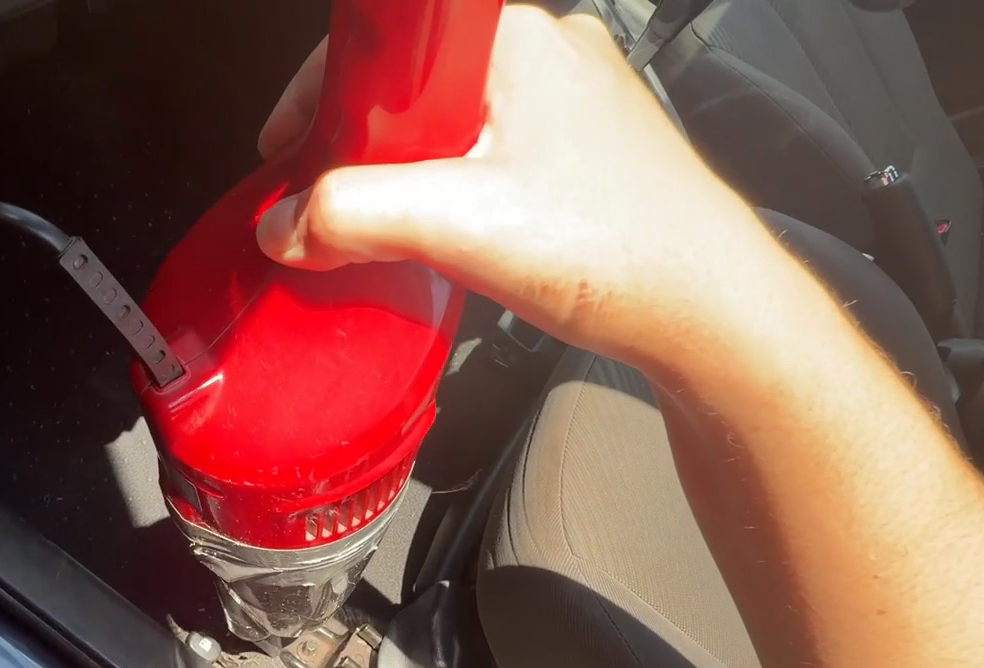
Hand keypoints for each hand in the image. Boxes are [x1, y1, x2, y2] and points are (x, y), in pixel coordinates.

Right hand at [254, 7, 800, 368]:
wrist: (700, 309)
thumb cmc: (619, 250)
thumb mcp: (462, 225)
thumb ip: (356, 215)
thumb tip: (283, 224)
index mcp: (510, 43)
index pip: (380, 46)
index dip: (317, 98)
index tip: (283, 151)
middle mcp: (536, 60)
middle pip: (401, 95)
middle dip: (350, 153)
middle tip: (322, 210)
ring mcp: (556, 109)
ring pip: (436, 134)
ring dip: (394, 183)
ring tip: (377, 233)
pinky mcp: (564, 159)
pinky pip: (473, 162)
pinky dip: (436, 198)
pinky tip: (434, 240)